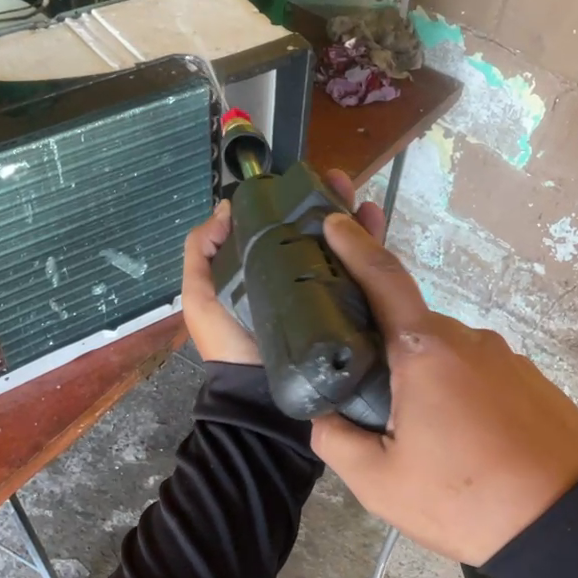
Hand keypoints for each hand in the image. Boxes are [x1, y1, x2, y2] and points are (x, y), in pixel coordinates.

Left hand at [180, 169, 386, 363]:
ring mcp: (325, 298)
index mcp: (265, 272)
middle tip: (342, 182)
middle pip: (319, 234)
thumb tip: (225, 209)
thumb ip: (201, 253)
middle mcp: (298, 281)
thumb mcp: (200, 297)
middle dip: (331, 204)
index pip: (284, 229)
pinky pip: (363, 279)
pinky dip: (372, 251)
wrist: (258, 395)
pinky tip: (377, 226)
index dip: (294, 202)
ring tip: (363, 200)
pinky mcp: (348, 316)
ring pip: (344, 251)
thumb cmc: (228, 346)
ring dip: (356, 221)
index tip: (305, 182)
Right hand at [310, 215, 577, 566]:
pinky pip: (483, 379)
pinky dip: (464, 401)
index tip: (334, 222)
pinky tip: (468, 447)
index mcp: (424, 351)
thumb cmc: (462, 499)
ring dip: (429, 387)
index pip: (383, 280)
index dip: (354, 248)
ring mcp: (509, 359)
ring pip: (449, 360)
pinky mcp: (536, 383)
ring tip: (430, 446)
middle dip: (388, 361)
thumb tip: (324, 413)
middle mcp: (469, 340)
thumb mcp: (379, 482)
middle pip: (412, 333)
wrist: (564, 524)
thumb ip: (336, 439)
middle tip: (378, 415)